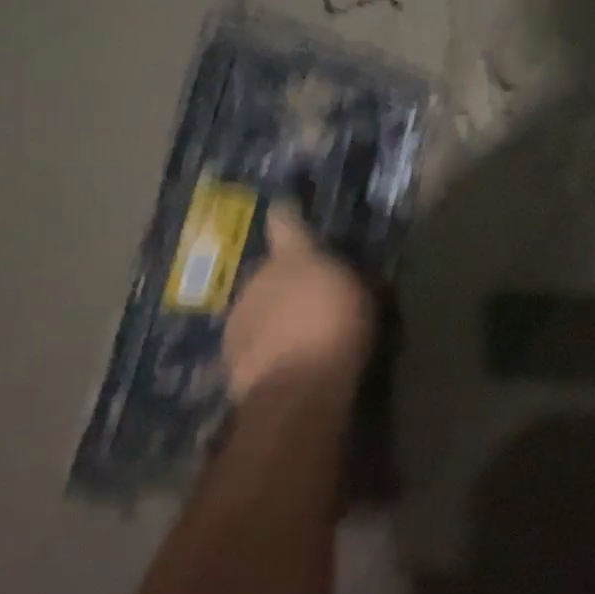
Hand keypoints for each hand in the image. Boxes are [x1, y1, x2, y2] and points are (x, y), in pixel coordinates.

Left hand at [222, 203, 372, 397]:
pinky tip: (284, 362)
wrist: (296, 389)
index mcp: (294, 257)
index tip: (288, 204)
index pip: (285, 220)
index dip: (288, 212)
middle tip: (314, 300)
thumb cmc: (338, 330)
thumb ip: (357, 280)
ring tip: (300, 337)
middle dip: (289, 280)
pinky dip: (264, 344)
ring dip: (275, 314)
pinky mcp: (228, 352)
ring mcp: (238, 315)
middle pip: (273, 270)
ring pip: (259, 305)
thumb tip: (358, 276)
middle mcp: (258, 276)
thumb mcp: (366, 298)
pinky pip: (251, 338)